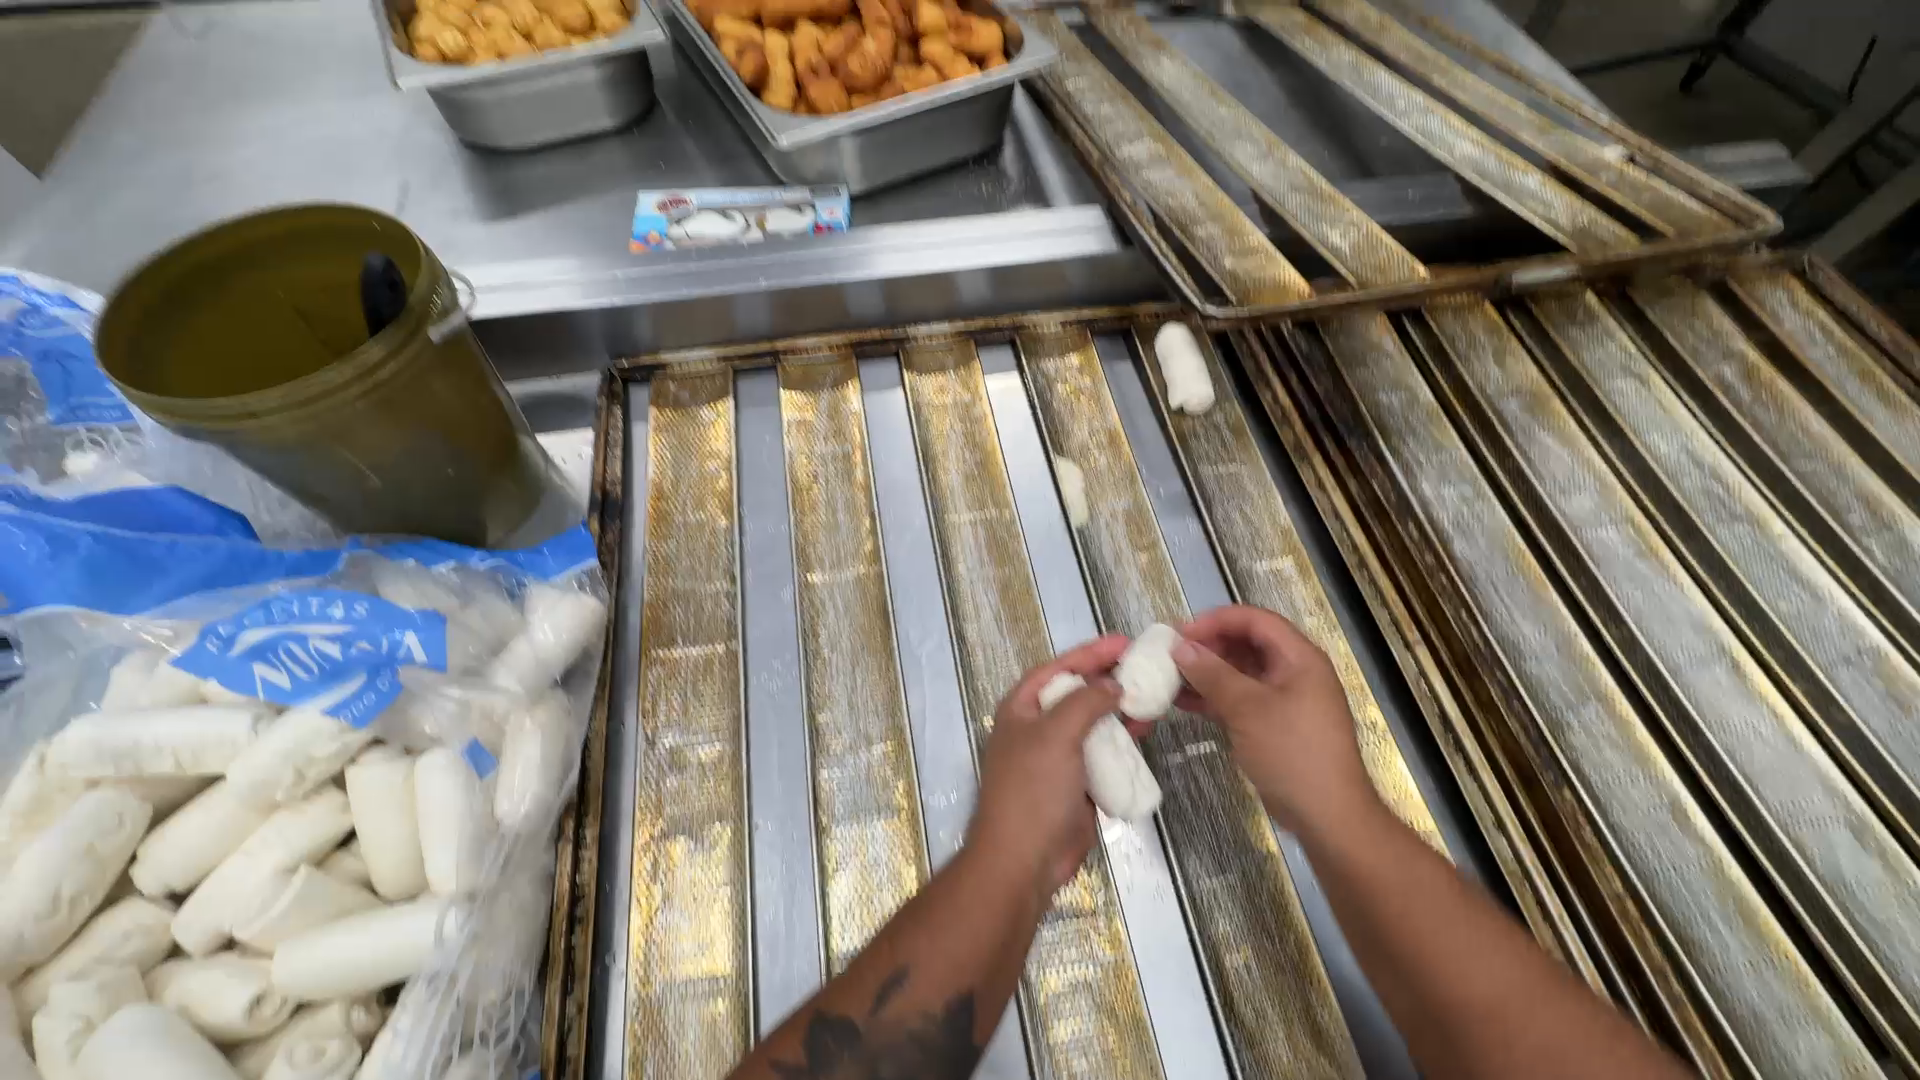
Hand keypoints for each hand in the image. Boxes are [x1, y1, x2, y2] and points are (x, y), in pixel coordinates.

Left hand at [965, 635, 1129, 896]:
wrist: (1024, 859)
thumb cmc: (1032, 789)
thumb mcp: (1056, 735)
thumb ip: (1086, 702)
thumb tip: (1113, 684)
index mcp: (1020, 709)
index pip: (1057, 668)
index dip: (1089, 653)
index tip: (1124, 642)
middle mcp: (1037, 727)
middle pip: (1076, 692)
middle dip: (1107, 677)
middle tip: (1144, 665)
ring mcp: (1057, 755)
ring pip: (1093, 721)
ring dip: (1119, 707)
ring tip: (1152, 692)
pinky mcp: (1077, 781)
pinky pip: (1102, 750)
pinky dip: (1123, 738)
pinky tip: (1145, 726)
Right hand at [1173, 605, 1377, 834]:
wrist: (1326, 814)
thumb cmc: (1292, 752)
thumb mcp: (1247, 708)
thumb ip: (1212, 674)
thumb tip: (1179, 646)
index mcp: (1299, 658)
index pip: (1254, 620)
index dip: (1216, 620)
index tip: (1179, 633)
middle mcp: (1293, 672)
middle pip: (1246, 644)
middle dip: (1207, 646)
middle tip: (1170, 655)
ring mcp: (1283, 700)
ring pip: (1239, 672)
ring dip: (1205, 673)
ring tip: (1169, 677)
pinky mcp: (1272, 724)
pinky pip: (1239, 699)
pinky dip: (1212, 698)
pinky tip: (1182, 703)